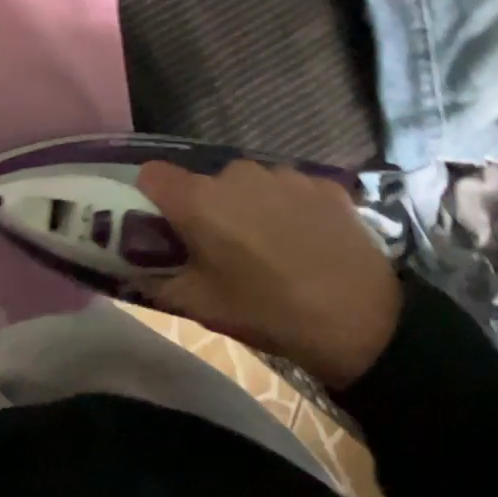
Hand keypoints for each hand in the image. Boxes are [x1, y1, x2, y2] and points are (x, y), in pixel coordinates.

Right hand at [136, 158, 402, 389]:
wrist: (367, 323)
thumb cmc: (271, 313)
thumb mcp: (200, 307)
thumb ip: (155, 279)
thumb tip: (130, 266)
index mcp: (199, 199)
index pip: (152, 176)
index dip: (151, 201)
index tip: (165, 231)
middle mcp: (236, 174)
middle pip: (203, 183)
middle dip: (205, 211)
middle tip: (221, 253)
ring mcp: (283, 174)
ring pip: (247, 185)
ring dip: (248, 209)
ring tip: (269, 250)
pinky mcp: (322, 184)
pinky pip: (287, 190)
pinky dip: (287, 210)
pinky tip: (305, 244)